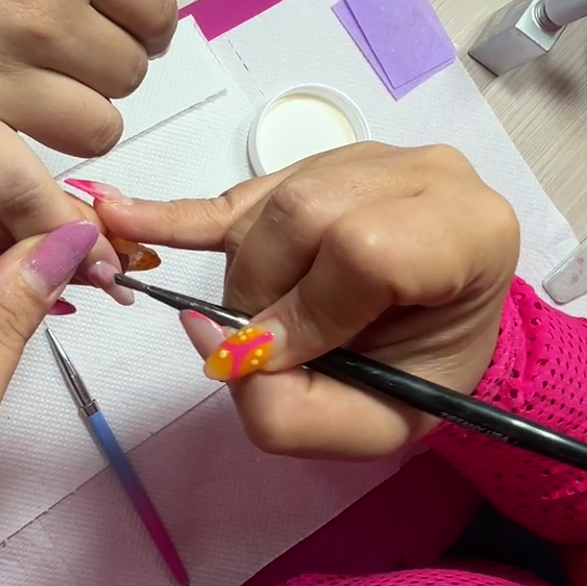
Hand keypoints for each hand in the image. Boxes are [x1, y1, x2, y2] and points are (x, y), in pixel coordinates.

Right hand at [0, 0, 177, 278]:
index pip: (154, 7)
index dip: (143, 16)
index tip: (123, 18)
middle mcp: (40, 18)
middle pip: (127, 74)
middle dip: (109, 63)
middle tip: (70, 50)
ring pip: (94, 132)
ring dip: (83, 120)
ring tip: (45, 99)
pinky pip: (19, 194)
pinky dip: (51, 221)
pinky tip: (74, 240)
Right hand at [88, 143, 519, 458]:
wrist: (437, 329)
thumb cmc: (419, 375)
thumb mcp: (379, 428)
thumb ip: (291, 412)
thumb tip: (210, 334)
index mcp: (468, 234)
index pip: (364, 251)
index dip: (311, 311)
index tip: (286, 353)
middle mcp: (421, 174)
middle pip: (299, 219)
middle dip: (263, 296)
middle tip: (270, 341)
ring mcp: (361, 157)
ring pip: (262, 208)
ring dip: (243, 275)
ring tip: (266, 312)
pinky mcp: (306, 165)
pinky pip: (231, 194)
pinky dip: (172, 215)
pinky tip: (118, 213)